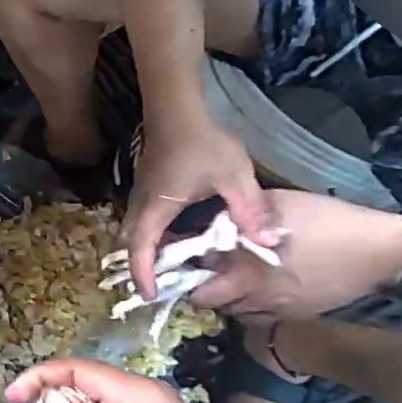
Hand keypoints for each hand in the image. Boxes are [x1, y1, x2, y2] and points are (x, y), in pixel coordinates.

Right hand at [125, 115, 281, 298]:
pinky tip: (178, 237)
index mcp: (157, 207)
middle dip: (143, 268)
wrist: (176, 106)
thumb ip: (250, 210)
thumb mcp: (233, 176)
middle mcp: (142, 204)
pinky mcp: (147, 186)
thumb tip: (270, 243)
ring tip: (174, 268)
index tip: (152, 296)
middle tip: (165, 287)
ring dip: (149, 251)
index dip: (143, 275)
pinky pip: (143, 220)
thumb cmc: (201, 140)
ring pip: (136, 231)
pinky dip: (154, 236)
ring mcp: (141, 194)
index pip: (141, 249)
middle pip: (131, 243)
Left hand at [191, 190, 401, 320]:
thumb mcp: (278, 205)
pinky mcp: (293, 318)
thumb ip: (241, 215)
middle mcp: (253, 297)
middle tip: (204, 266)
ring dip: (224, 296)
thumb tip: (215, 218)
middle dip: (200, 285)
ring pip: (232, 311)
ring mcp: (274, 312)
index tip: (180, 256)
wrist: (377, 252)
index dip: (184, 268)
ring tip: (230, 275)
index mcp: (243, 270)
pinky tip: (256, 287)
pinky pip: (257, 318)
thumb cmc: (326, 221)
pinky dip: (248, 306)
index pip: (196, 281)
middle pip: (209, 301)